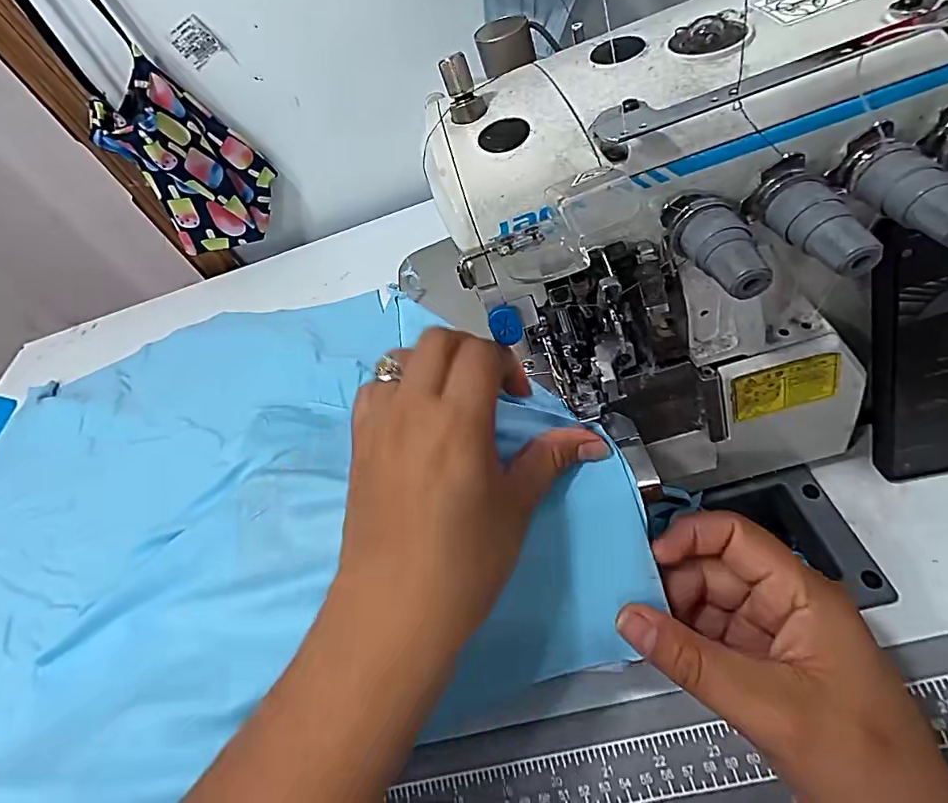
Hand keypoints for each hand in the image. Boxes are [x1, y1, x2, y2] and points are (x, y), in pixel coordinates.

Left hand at [334, 328, 609, 663]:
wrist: (394, 607)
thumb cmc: (465, 562)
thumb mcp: (515, 506)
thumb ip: (548, 459)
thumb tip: (589, 440)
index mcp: (458, 418)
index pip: (480, 353)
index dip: (505, 363)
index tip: (517, 398)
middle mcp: (413, 408)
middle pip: (438, 341)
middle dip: (469, 351)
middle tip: (488, 388)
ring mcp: (379, 422)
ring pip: (400, 358)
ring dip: (430, 364)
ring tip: (449, 400)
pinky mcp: (358, 441)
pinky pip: (373, 390)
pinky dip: (396, 388)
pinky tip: (412, 421)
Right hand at [615, 512, 947, 802]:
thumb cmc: (870, 765)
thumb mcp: (767, 706)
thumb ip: (691, 660)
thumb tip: (634, 619)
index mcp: (804, 595)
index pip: (736, 536)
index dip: (689, 538)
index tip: (651, 557)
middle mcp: (791, 605)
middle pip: (718, 568)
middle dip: (675, 581)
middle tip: (638, 602)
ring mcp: (779, 636)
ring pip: (713, 602)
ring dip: (677, 613)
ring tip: (648, 630)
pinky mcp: (769, 667)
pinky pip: (717, 636)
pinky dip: (688, 640)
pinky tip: (667, 650)